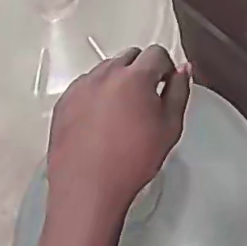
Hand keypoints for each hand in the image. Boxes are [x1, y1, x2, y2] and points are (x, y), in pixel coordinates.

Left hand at [47, 46, 191, 219]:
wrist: (87, 192)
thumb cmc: (132, 162)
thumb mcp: (170, 127)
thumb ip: (180, 91)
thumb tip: (182, 69)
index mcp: (135, 77)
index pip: (157, 53)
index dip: (166, 68)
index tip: (166, 86)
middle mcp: (106, 74)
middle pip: (130, 56)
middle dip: (141, 70)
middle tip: (145, 99)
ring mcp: (81, 87)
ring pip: (107, 69)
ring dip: (118, 80)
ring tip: (121, 112)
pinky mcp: (63, 102)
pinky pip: (85, 85)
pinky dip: (96, 94)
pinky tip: (100, 121)